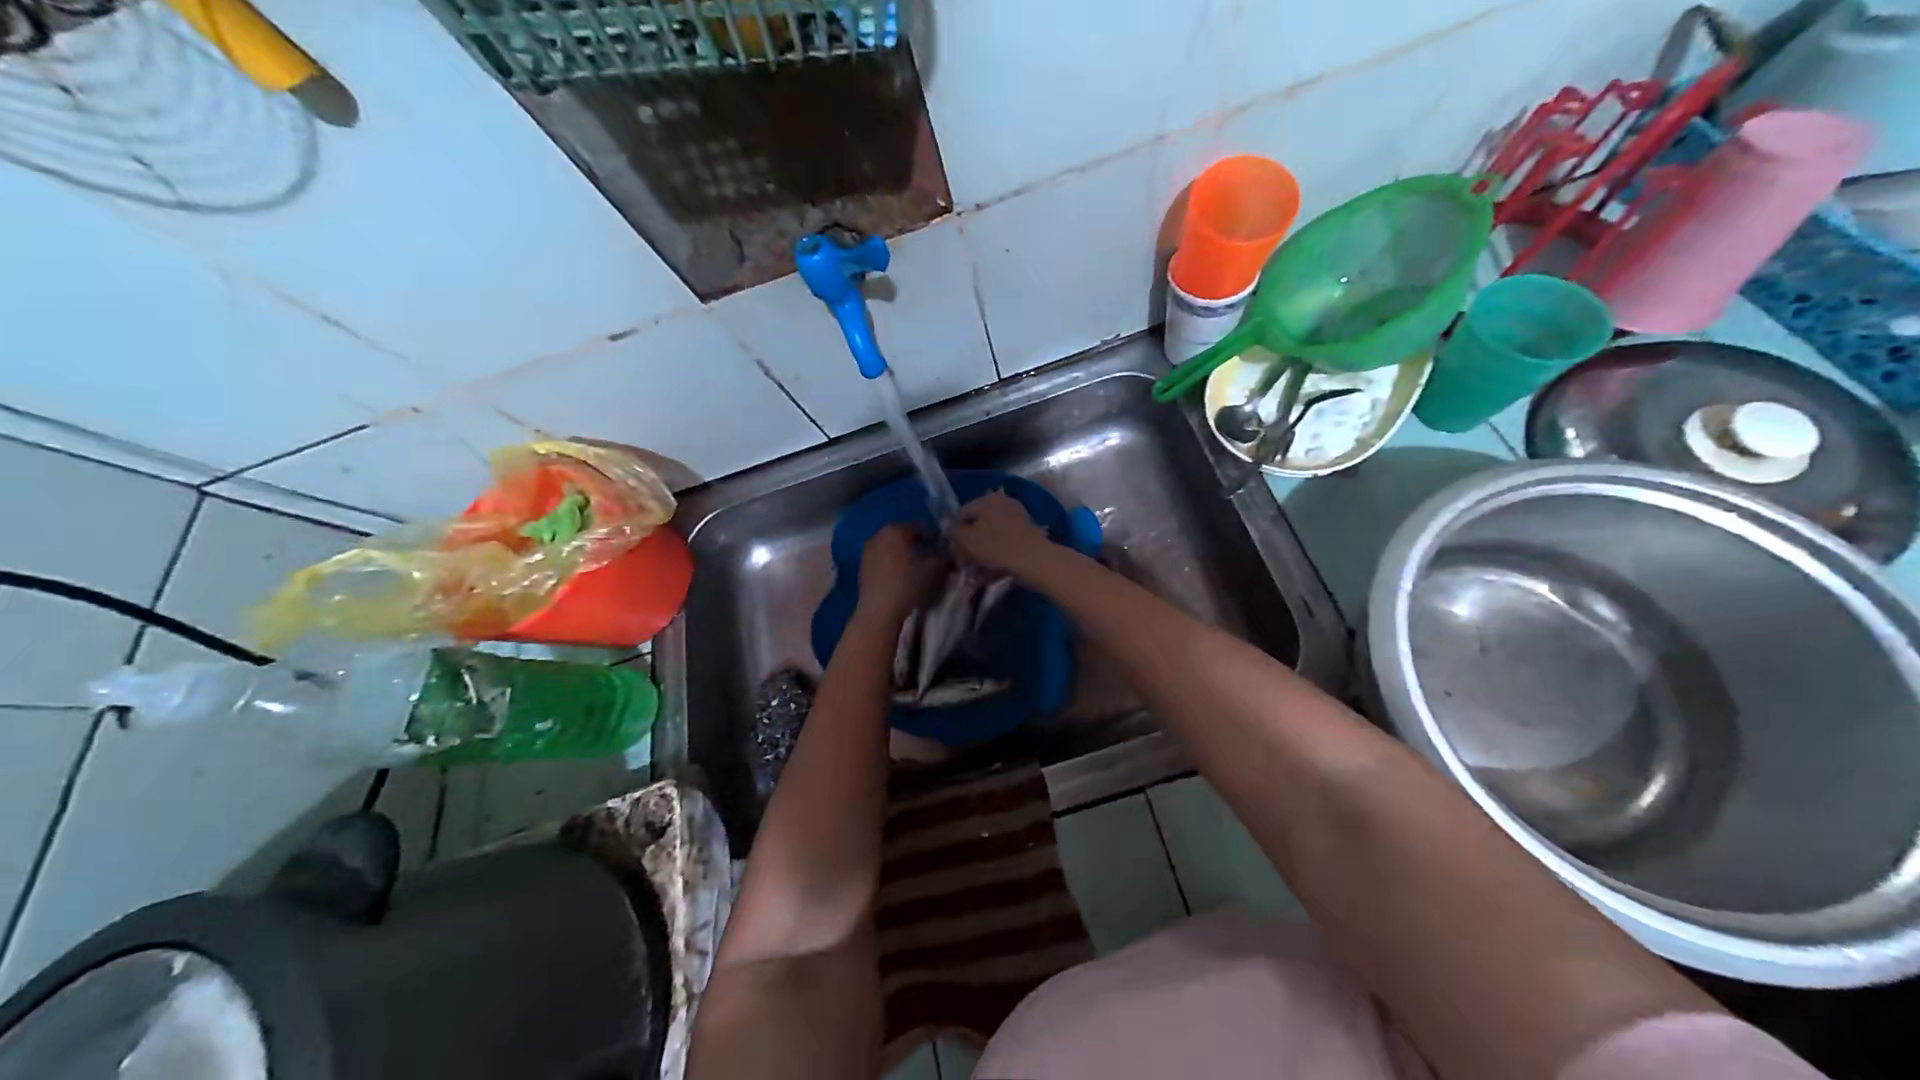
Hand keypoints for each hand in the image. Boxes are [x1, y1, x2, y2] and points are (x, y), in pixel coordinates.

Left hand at [857, 524, 938, 621]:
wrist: (879, 611)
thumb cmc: (908, 584)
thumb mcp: (934, 568)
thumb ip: (943, 553)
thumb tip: (946, 549)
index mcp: (895, 530)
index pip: (921, 527)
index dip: (934, 537)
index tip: (942, 549)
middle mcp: (878, 535)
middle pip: (903, 535)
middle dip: (917, 544)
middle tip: (929, 557)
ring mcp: (867, 550)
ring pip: (891, 547)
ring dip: (903, 553)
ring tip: (914, 568)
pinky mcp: (862, 566)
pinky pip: (882, 558)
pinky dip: (891, 563)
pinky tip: (899, 577)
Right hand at [951, 491, 1052, 574]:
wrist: (1033, 560)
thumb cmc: (995, 546)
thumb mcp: (966, 539)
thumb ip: (953, 530)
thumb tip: (946, 524)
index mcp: (987, 500)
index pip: (962, 514)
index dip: (954, 534)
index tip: (953, 552)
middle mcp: (1003, 504)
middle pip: (978, 525)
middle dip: (969, 545)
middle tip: (964, 564)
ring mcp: (1017, 518)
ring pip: (991, 536)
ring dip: (982, 553)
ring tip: (977, 572)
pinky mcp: (1026, 534)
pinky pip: (1005, 543)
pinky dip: (997, 555)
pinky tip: (992, 572)